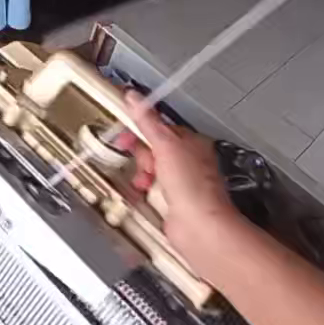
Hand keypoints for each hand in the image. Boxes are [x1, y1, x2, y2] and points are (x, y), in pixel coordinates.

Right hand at [118, 92, 243, 259]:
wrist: (199, 226)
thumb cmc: (194, 188)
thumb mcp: (165, 145)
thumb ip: (148, 121)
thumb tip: (134, 97)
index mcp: (191, 142)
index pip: (160, 126)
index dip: (141, 127)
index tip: (124, 130)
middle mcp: (187, 161)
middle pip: (152, 148)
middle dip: (141, 155)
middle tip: (139, 161)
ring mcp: (179, 182)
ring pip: (150, 170)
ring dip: (142, 174)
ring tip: (144, 180)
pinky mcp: (171, 201)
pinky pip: (150, 189)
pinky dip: (144, 191)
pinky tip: (145, 193)